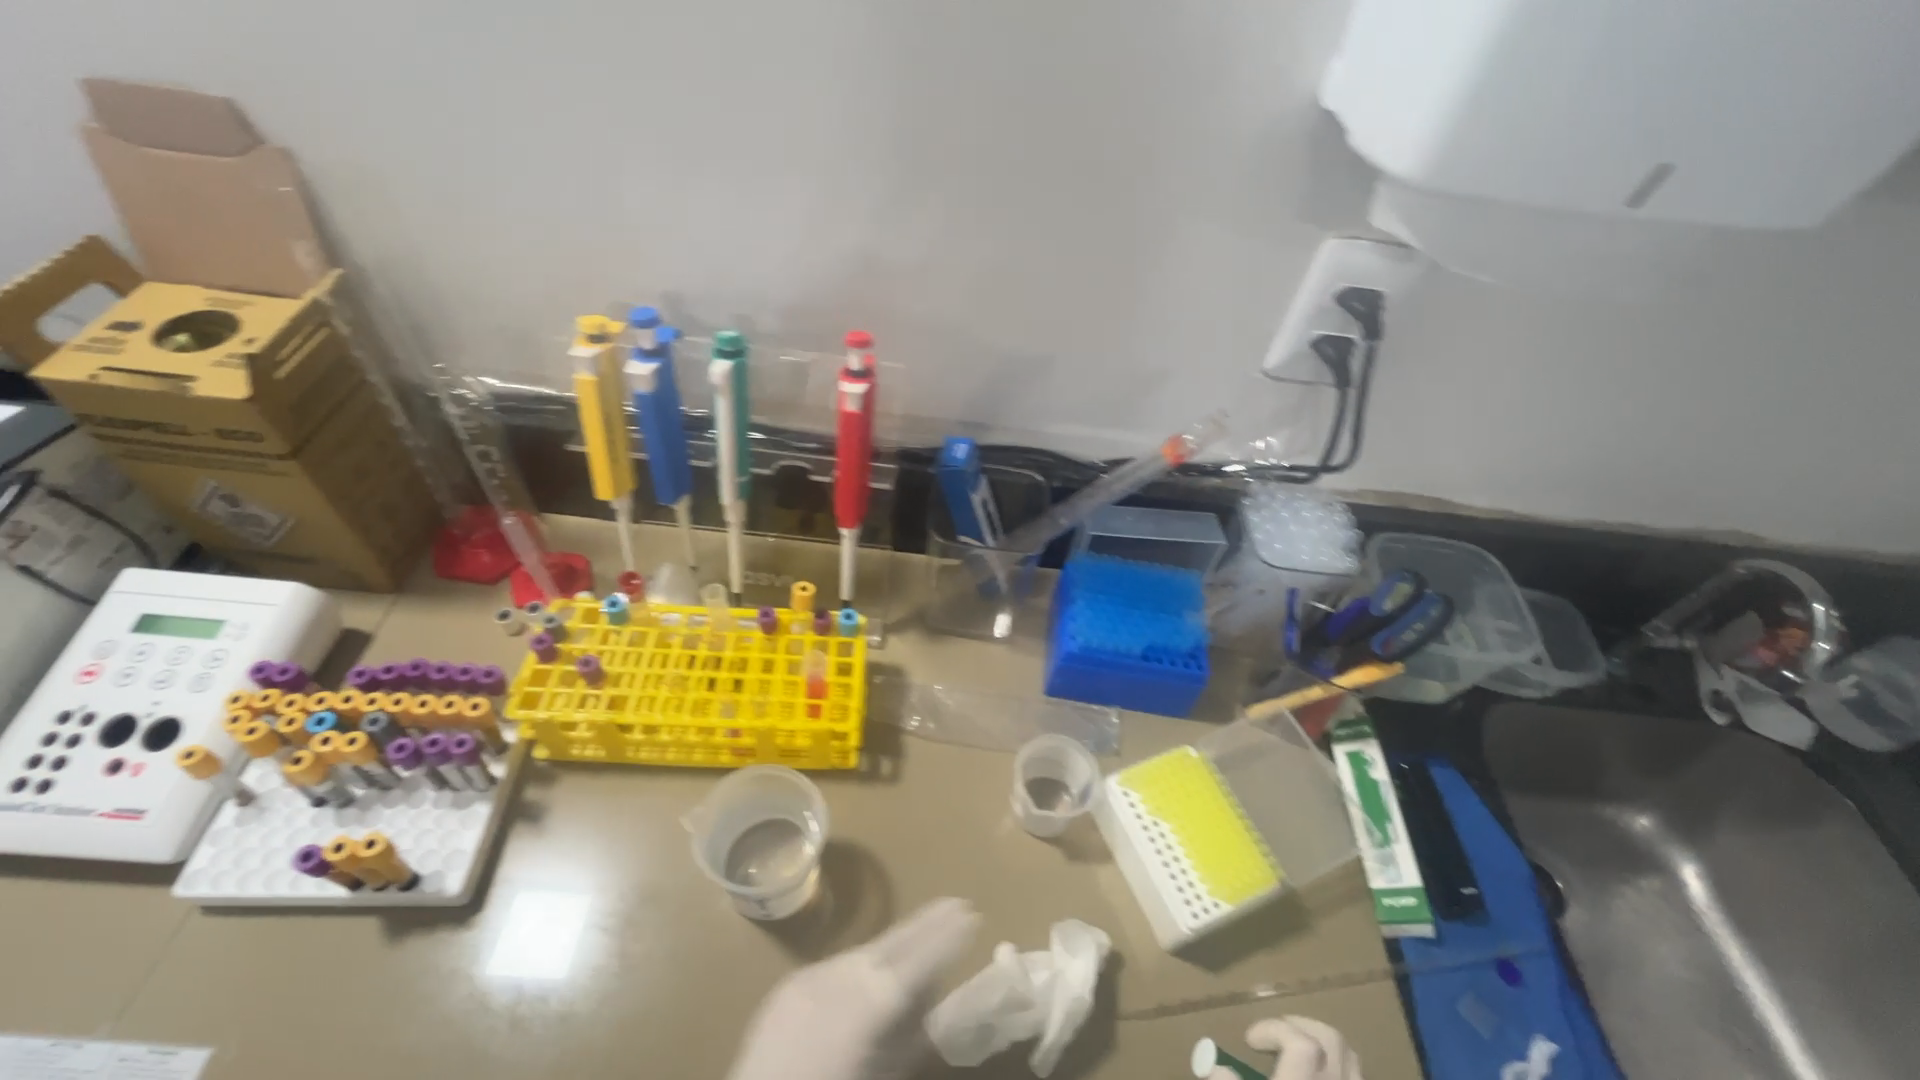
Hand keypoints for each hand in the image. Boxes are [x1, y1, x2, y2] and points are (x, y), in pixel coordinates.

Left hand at [727, 898, 981, 1079]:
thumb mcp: (884, 1071)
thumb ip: (910, 1036)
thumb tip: (932, 1000)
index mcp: (866, 1008)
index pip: (916, 963)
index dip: (945, 938)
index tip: (971, 913)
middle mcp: (838, 981)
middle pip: (890, 946)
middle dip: (926, 925)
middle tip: (958, 903)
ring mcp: (808, 980)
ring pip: (863, 952)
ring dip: (894, 943)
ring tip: (926, 932)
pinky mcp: (786, 987)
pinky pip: (835, 966)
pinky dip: (861, 963)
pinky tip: (873, 969)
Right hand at [1210, 1017, 1361, 1079]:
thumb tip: (1211, 1064)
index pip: (1301, 1044)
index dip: (1273, 1030)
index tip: (1251, 1040)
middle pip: (1330, 1040)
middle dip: (1300, 1026)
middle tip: (1275, 1034)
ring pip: (1350, 1057)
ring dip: (1322, 1043)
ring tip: (1298, 1051)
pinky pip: (1355, 1077)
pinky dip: (1337, 1068)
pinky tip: (1317, 1077)